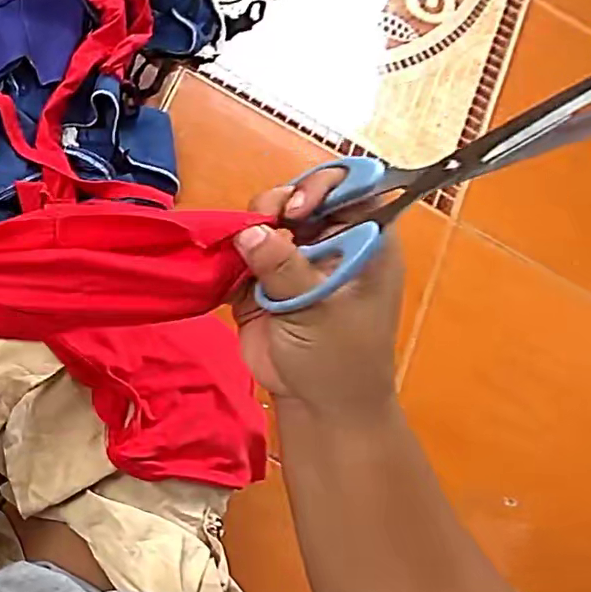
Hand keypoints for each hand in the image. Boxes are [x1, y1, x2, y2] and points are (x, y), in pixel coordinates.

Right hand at [229, 179, 404, 419]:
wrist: (315, 404)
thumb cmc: (339, 358)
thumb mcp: (318, 310)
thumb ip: (285, 269)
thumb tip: (249, 232)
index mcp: (364, 242)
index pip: (352, 188)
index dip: (324, 187)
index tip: (299, 210)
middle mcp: (329, 242)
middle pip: (302, 197)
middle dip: (280, 204)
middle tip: (268, 224)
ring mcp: (293, 260)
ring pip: (268, 221)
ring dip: (252, 226)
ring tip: (243, 246)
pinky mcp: (261, 280)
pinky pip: (242, 252)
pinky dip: (231, 251)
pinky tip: (227, 259)